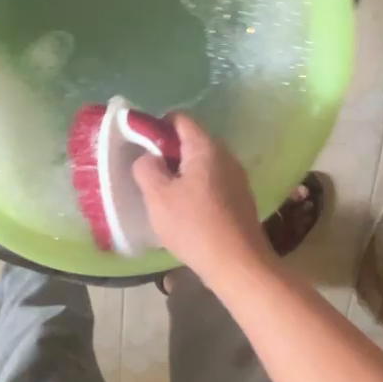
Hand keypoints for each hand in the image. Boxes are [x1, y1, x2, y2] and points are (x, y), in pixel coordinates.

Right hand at [132, 114, 274, 282]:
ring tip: (166, 197)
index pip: (180, 118)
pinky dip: (197, 189)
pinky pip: (213, 182)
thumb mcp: (157, 196)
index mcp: (205, 147)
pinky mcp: (241, 198)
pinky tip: (187, 212)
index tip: (141, 148)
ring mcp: (237, 177)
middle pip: (192, 141)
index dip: (156, 127)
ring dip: (182, 173)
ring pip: (203, 164)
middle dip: (168, 153)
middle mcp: (226, 155)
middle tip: (150, 176)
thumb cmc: (193, 226)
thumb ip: (146, 168)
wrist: (236, 262)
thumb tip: (148, 157)